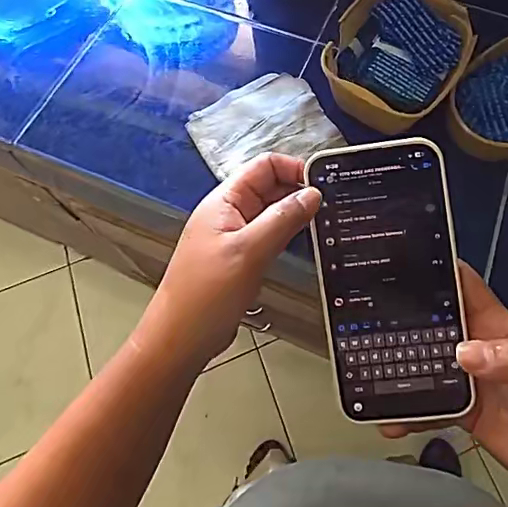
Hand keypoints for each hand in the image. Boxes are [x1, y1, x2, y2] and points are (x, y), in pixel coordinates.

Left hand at [138, 154, 320, 368]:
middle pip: (269, 185)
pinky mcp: (240, 257)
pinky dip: (287, 233)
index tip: (321, 183)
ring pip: (271, 211)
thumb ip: (283, 219)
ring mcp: (233, 236)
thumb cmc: (204, 296)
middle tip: (327, 204)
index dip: (293, 168)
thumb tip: (312, 195)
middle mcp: (228, 213)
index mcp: (224, 201)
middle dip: (298, 189)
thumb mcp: (249, 251)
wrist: (180, 340)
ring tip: (320, 221)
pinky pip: (268, 234)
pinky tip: (303, 242)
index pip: (264, 166)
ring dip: (294, 212)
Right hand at [383, 262, 507, 506]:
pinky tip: (390, 419)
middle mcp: (482, 348)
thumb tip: (465, 351)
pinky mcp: (467, 413)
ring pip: (429, 364)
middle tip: (366, 317)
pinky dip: (410, 411)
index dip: (438, 270)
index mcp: (501, 327)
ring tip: (368, 369)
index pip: (465, 287)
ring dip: (403, 366)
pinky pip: (431, 406)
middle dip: (406, 318)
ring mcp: (473, 381)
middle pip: (437, 324)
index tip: (401, 260)